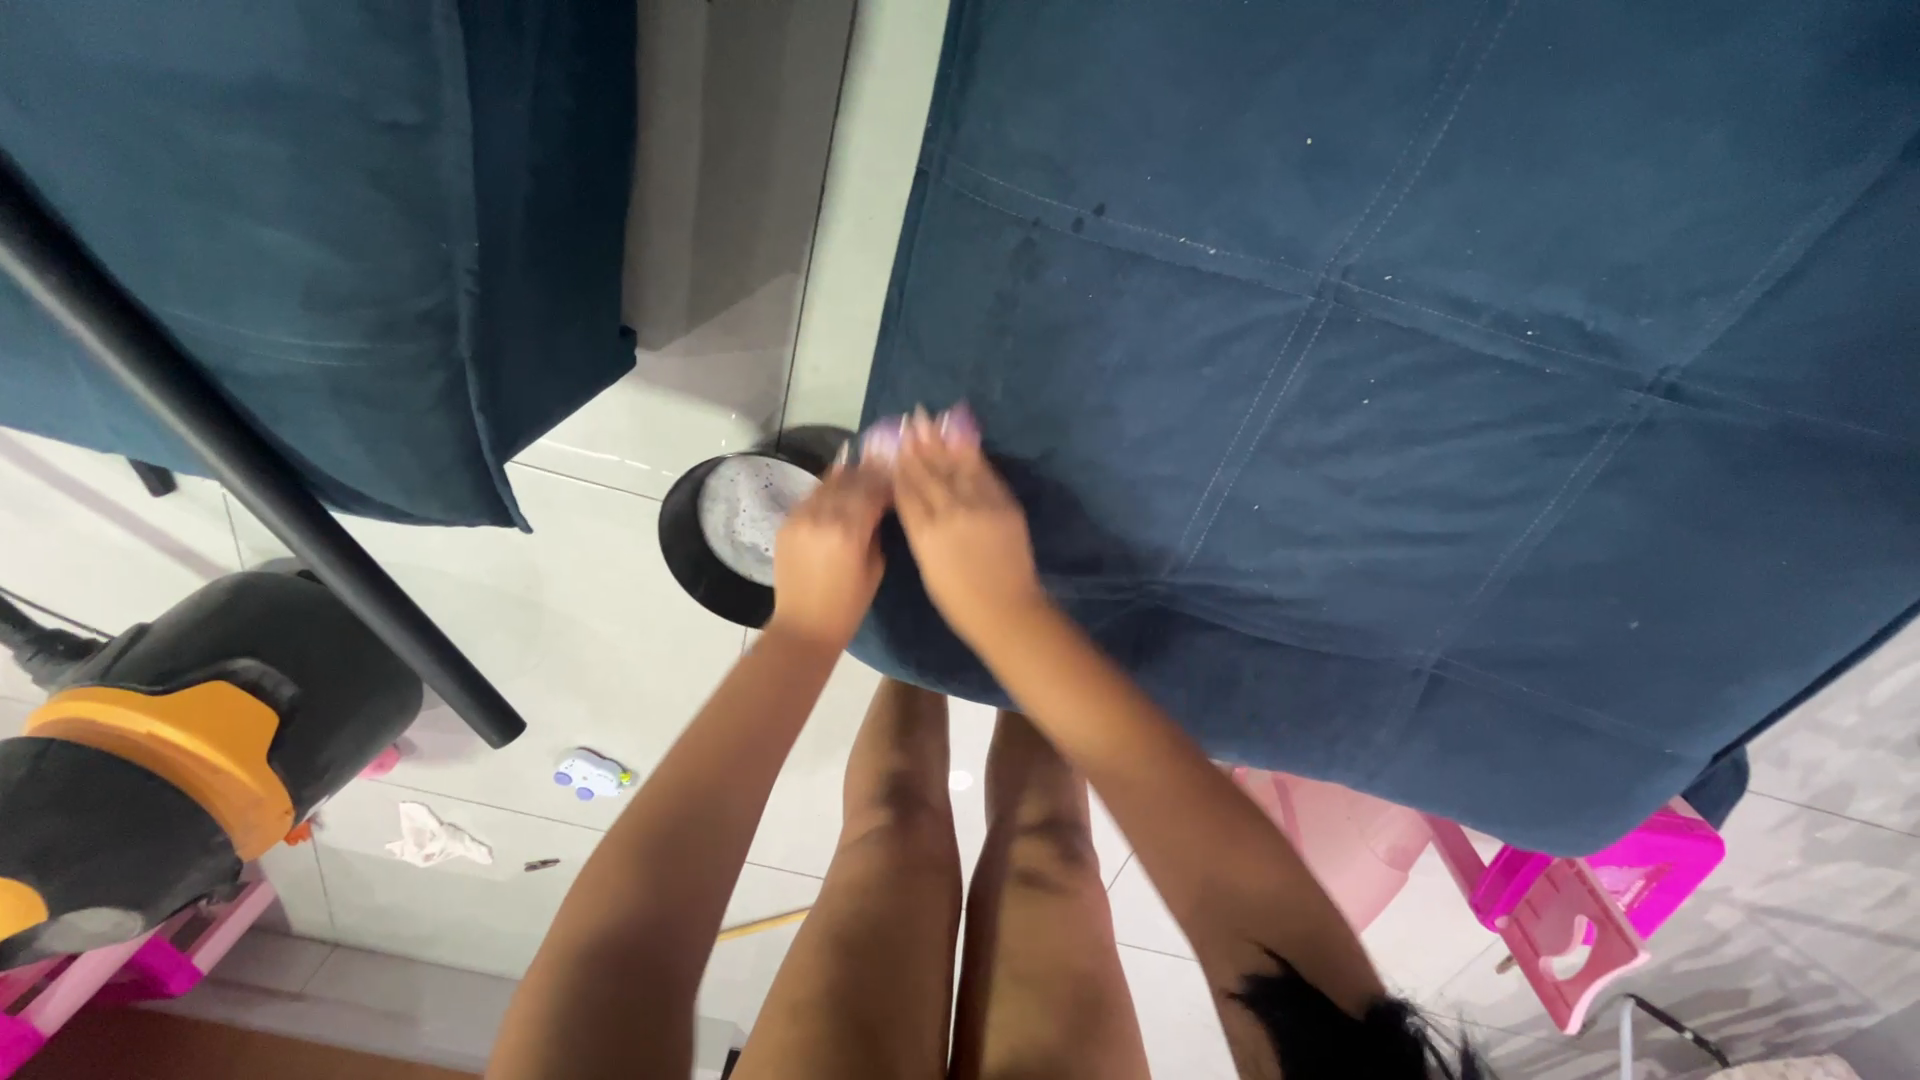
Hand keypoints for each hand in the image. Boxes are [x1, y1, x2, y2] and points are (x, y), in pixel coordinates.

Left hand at [768, 464, 890, 648]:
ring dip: (848, 476)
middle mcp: (822, 517)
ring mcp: (800, 517)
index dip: (889, 483)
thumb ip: (877, 531)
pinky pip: (811, 497)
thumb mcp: (875, 568)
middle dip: (869, 473)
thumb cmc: (848, 605)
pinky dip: (827, 490)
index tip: (900, 480)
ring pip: (828, 483)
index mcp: (849, 531)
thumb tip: (880, 508)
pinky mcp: (787, 523)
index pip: (873, 491)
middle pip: (850, 481)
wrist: (804, 626)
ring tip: (863, 471)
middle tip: (884, 467)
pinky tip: (839, 489)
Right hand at [893, 408, 1047, 640]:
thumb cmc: (959, 600)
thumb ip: (920, 531)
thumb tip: (915, 504)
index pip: (907, 491)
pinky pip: (983, 473)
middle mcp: (948, 513)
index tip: (894, 445)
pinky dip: (970, 454)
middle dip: (918, 445)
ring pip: (954, 466)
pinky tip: (960, 438)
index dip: (900, 466)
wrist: (1005, 609)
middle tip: (911, 420)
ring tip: (929, 419)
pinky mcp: (1003, 504)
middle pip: (928, 472)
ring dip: (940, 441)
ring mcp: (978, 506)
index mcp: (923, 534)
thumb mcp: (927, 567)